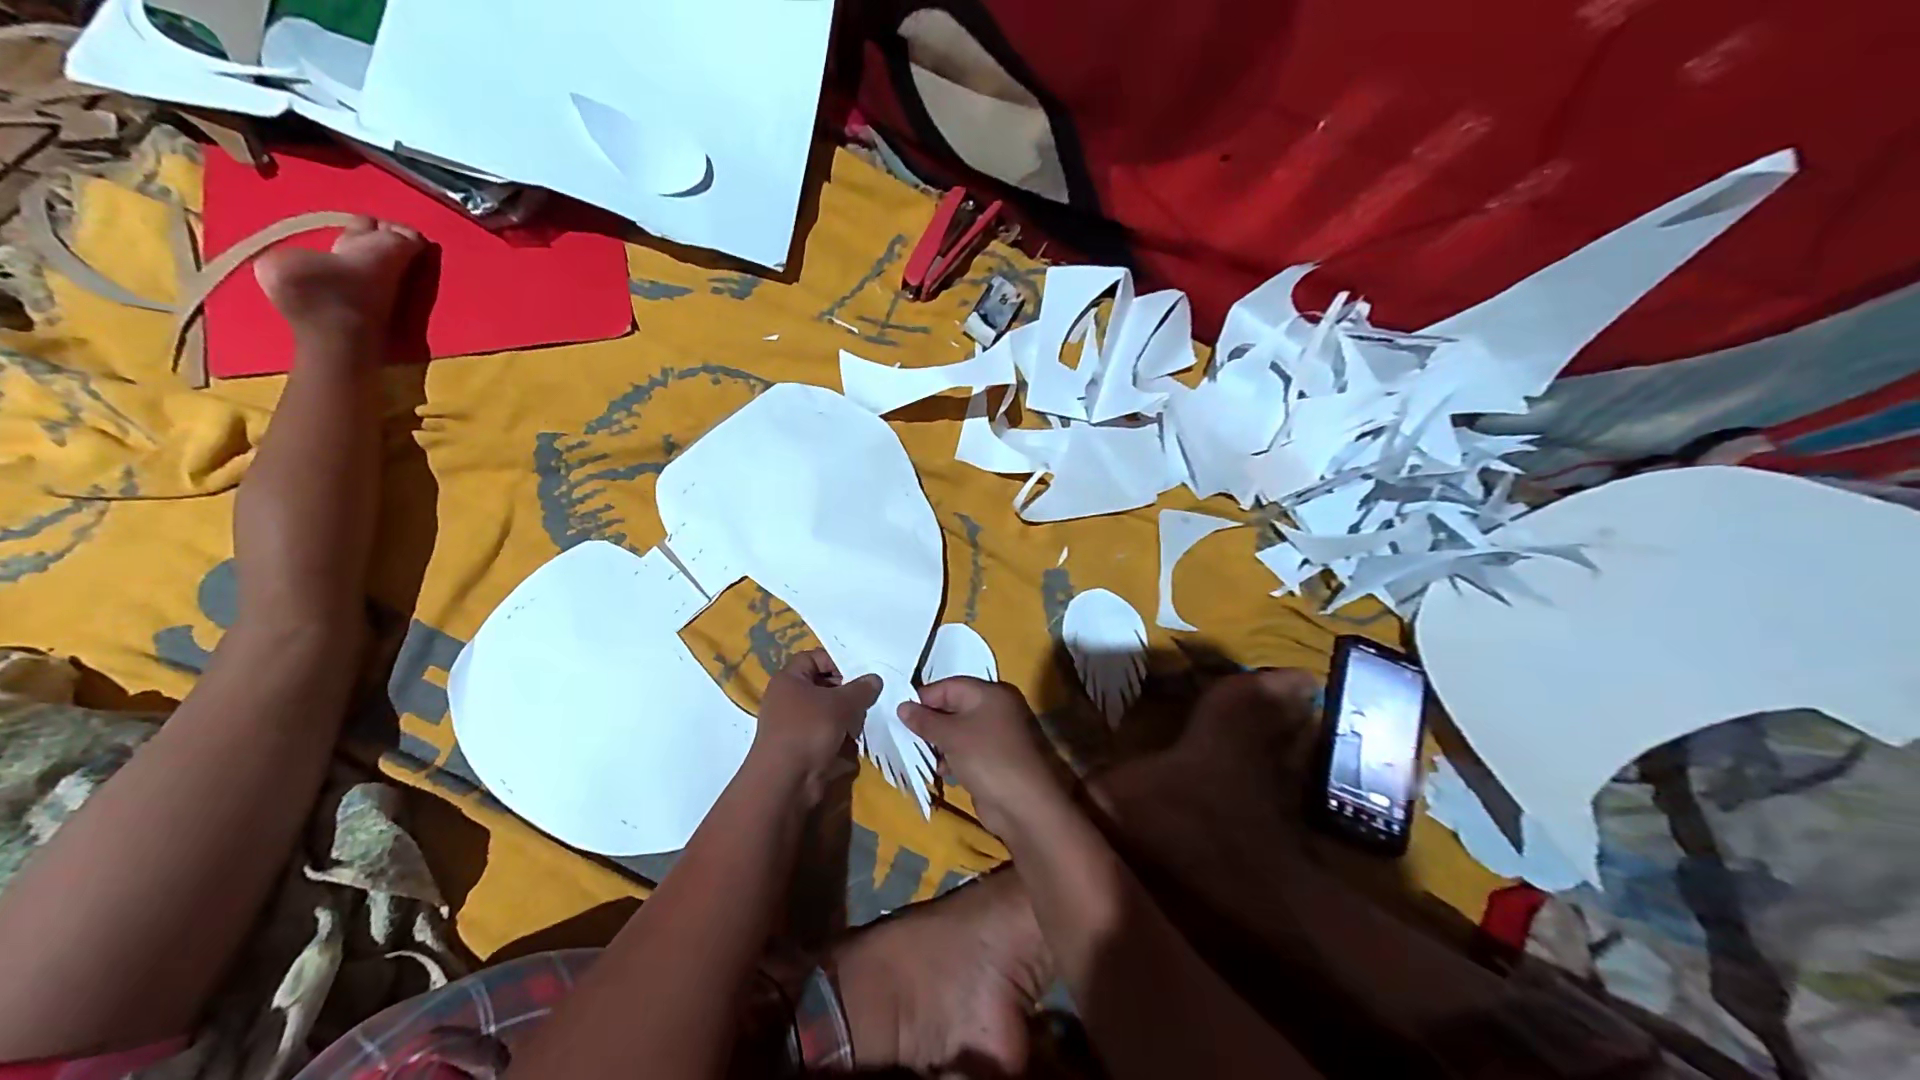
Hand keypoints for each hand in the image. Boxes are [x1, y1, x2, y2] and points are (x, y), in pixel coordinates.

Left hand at [234, 217, 423, 637]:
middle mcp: (314, 407)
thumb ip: (329, 350)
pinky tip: (431, 375)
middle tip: (420, 258)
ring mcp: (343, 444)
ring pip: (363, 364)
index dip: (363, 262)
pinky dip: (407, 376)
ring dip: (393, 323)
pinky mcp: (374, 478)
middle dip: (374, 281)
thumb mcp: (321, 431)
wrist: (322, 617)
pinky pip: (386, 406)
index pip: (329, 301)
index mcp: (299, 388)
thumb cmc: (320, 523)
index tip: (409, 239)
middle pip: (340, 325)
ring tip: (429, 300)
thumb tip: (323, 257)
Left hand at [752, 650, 880, 797]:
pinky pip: (823, 731)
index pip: (813, 657)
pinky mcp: (800, 745)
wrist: (785, 781)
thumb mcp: (840, 704)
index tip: (859, 672)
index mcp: (789, 679)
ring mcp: (792, 723)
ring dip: (845, 713)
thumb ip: (861, 689)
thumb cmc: (809, 730)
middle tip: (867, 695)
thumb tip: (874, 679)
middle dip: (846, 689)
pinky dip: (839, 732)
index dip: (836, 661)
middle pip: (821, 684)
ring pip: (824, 709)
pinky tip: (855, 737)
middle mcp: (786, 698)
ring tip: (864, 717)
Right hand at [898, 678, 1064, 837]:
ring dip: (939, 743)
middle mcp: (996, 709)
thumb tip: (902, 707)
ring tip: (924, 756)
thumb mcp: (951, 736)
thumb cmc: (987, 758)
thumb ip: (925, 720)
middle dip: (929, 722)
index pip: (949, 686)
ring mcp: (996, 735)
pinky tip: (941, 771)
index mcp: (990, 693)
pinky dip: (952, 758)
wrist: (1025, 805)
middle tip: (905, 736)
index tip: (899, 714)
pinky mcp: (994, 759)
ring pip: (958, 731)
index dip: (923, 698)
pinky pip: (966, 751)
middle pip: (953, 708)